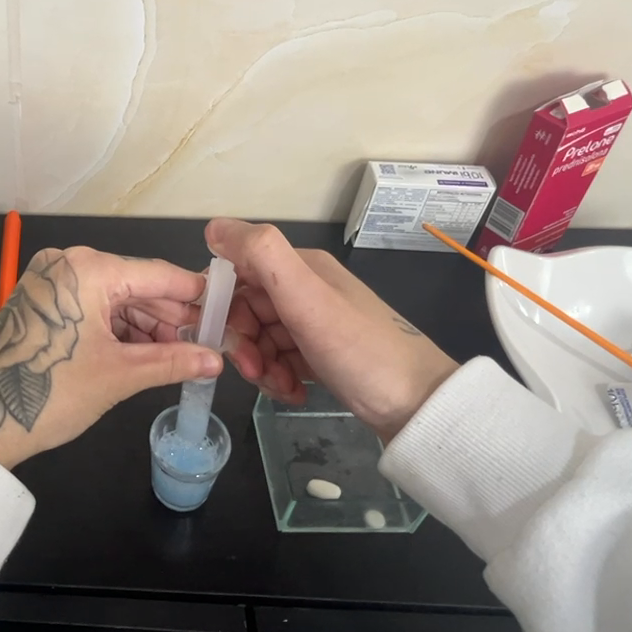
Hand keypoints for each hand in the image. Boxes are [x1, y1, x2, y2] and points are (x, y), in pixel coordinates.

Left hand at [0, 247, 223, 468]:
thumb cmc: (50, 392)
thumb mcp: (119, 375)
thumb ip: (172, 361)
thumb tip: (215, 361)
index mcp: (88, 268)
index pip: (158, 274)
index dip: (195, 295)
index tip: (227, 311)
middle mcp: (68, 264)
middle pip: (137, 286)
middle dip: (172, 317)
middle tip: (208, 344)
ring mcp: (51, 283)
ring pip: (115, 299)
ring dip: (147, 327)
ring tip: (180, 356)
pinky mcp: (41, 304)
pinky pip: (92, 309)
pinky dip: (118, 330)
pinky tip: (145, 353)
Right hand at [207, 219, 458, 440]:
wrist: (419, 406)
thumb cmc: (360, 349)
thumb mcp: (307, 298)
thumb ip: (261, 255)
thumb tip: (212, 225)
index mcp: (299, 267)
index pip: (236, 274)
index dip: (221, 305)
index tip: (225, 337)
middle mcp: (304, 289)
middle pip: (245, 311)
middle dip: (242, 342)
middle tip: (255, 371)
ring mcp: (312, 323)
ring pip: (259, 339)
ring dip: (259, 365)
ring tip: (280, 387)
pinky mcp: (319, 354)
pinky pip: (279, 359)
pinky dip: (277, 377)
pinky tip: (292, 392)